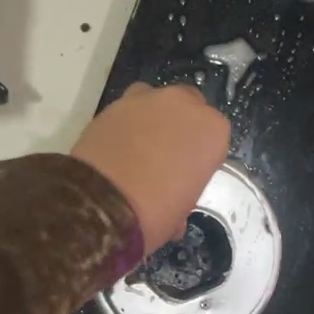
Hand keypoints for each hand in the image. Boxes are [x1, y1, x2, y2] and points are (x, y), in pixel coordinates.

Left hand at [69, 83, 229, 250]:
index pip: (214, 139)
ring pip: (159, 102)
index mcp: (213, 132)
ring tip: (138, 149)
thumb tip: (173, 203)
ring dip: (154, 119)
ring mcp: (148, 98)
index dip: (200, 157)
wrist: (100, 206)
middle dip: (180, 128)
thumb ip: (183, 195)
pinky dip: (127, 124)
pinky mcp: (115, 102)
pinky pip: (129, 110)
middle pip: (190, 109)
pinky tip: (117, 147)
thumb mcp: (180, 213)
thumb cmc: (152, 214)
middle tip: (164, 158)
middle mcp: (185, 105)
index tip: (187, 175)